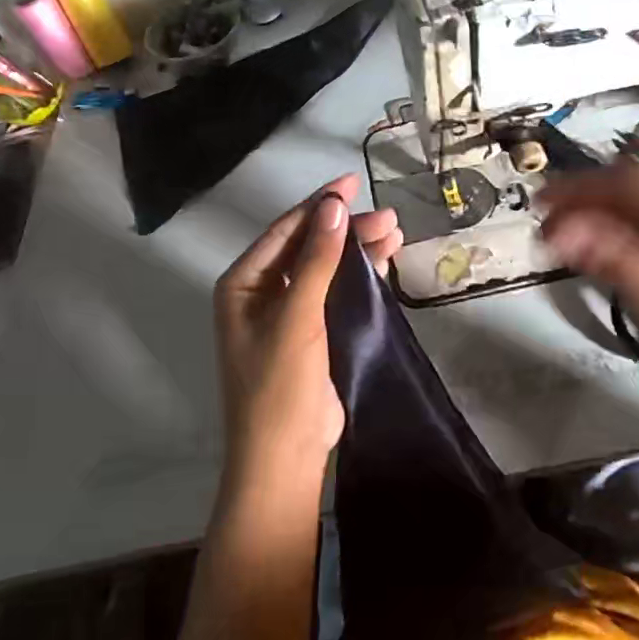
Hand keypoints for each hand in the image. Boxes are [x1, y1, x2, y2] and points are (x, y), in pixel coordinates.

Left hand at [214, 174, 401, 472]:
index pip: (286, 230)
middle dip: (346, 228)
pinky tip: (384, 260)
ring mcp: (288, 312)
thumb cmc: (279, 386)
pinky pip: (335, 290)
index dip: (320, 203)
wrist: (285, 458)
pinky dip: (358, 274)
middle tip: (389, 217)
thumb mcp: (296, 318)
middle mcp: (262, 292)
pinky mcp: (312, 331)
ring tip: (395, 233)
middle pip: (308, 245)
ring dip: (357, 249)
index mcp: (243, 283)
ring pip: (326, 266)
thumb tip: (334, 207)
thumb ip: (315, 261)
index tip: (353, 181)